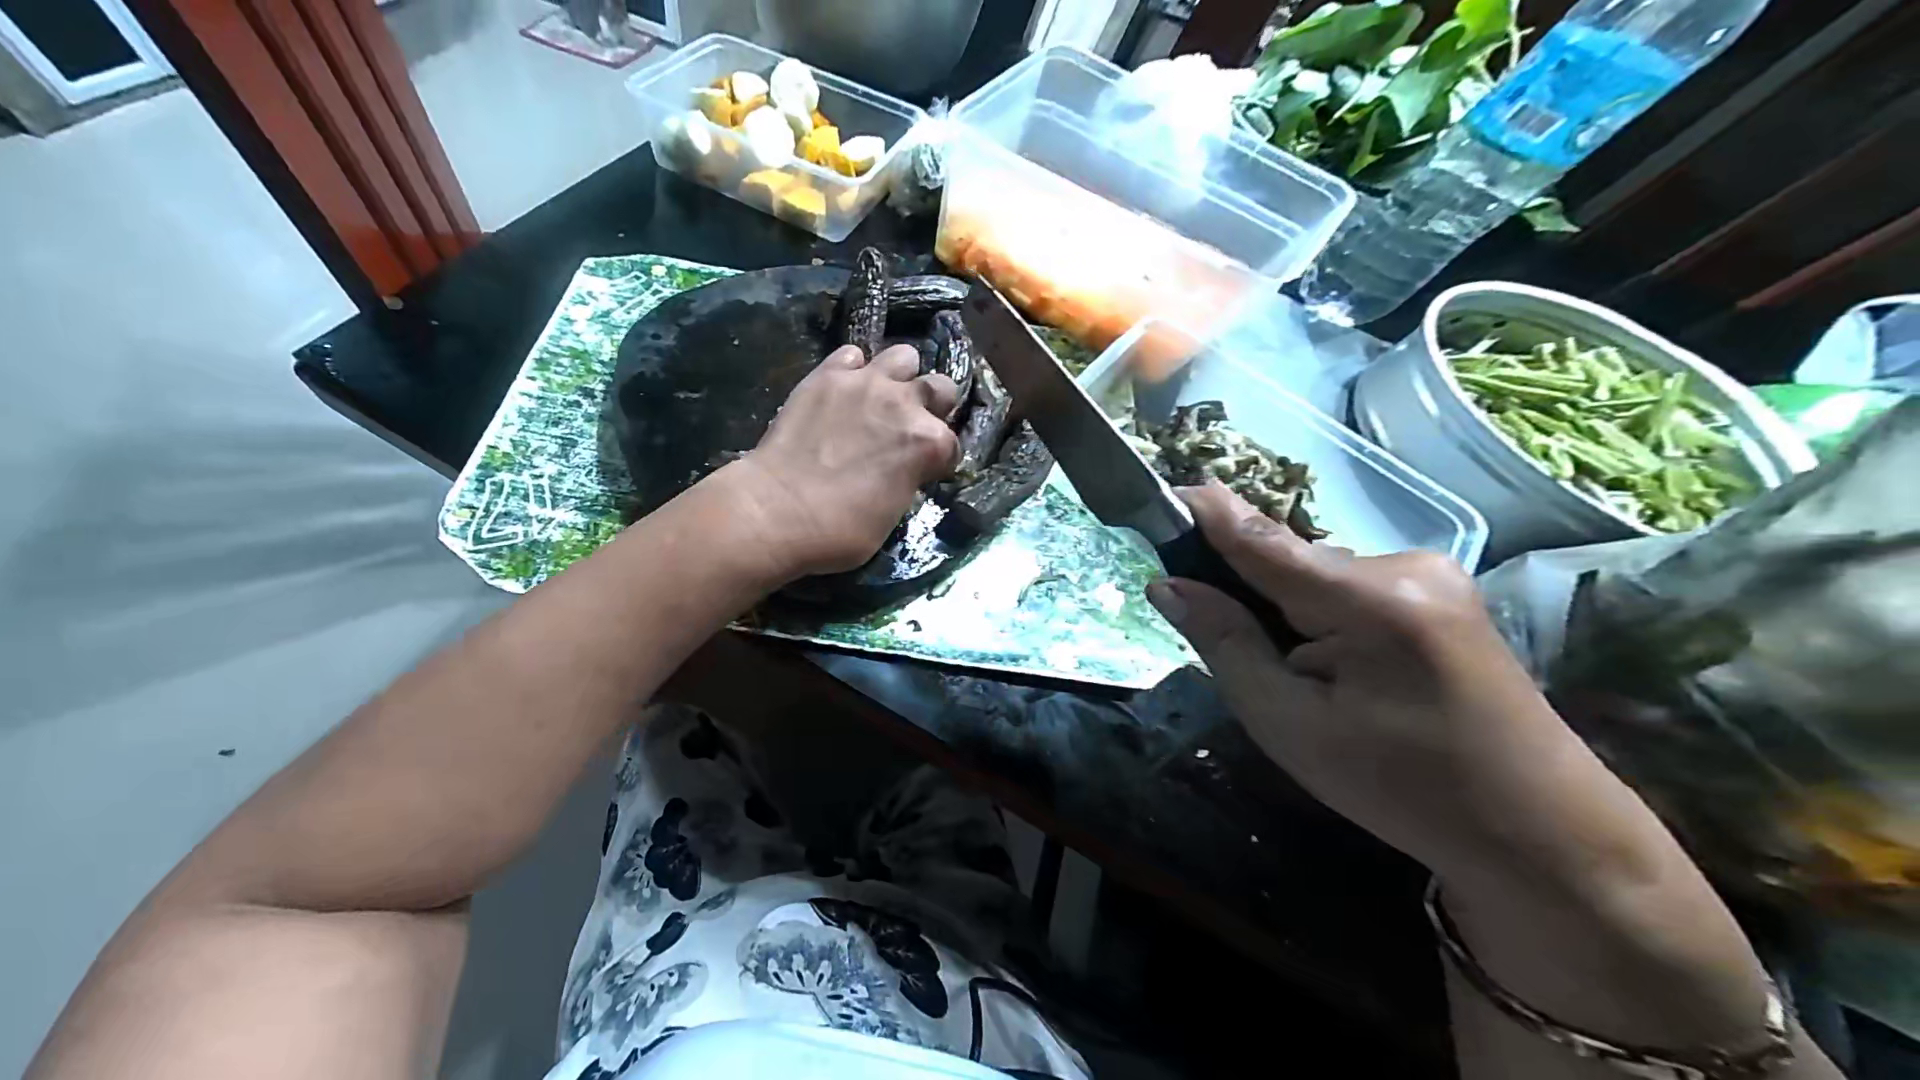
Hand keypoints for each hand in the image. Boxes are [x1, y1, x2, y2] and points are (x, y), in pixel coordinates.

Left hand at [718, 344, 958, 580]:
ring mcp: (866, 383)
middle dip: (932, 407)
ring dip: (899, 377)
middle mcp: (906, 404)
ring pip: (903, 356)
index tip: (923, 471)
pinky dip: (852, 370)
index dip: (938, 460)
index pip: (952, 445)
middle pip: (941, 388)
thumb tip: (902, 467)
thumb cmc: (840, 530)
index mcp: (930, 444)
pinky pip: (851, 355)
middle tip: (908, 428)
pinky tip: (842, 392)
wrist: (777, 511)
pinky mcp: (827, 374)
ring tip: (880, 399)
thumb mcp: (893, 513)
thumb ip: (907, 477)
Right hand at [1146, 481, 1592, 876]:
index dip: (1204, 512)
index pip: (1260, 538)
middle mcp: (1405, 565)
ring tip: (1286, 671)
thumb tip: (1168, 586)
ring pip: (1317, 573)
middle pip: (1288, 557)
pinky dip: (1318, 611)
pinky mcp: (1443, 591)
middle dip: (1242, 582)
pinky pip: (1349, 585)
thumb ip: (1226, 643)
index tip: (1158, 496)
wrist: (1542, 831)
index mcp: (1369, 601)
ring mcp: (1433, 574)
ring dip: (1283, 604)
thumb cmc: (1401, 788)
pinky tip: (1328, 664)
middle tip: (1217, 637)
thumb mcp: (1288, 725)